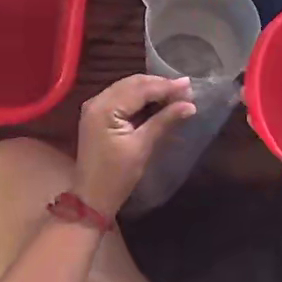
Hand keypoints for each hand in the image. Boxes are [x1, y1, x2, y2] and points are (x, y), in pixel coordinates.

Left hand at [71, 74, 196, 215]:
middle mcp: (97, 100)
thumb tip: (189, 105)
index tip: (189, 86)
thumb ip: (164, 121)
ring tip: (176, 94)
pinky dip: (141, 98)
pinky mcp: (98, 114)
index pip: (139, 89)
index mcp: (104, 107)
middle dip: (159, 85)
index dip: (165, 86)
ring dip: (151, 90)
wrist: (92, 198)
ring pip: (128, 88)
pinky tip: (158, 101)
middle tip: (186, 90)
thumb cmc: (117, 176)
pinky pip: (122, 97)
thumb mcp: (142, 146)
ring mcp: (95, 106)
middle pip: (132, 84)